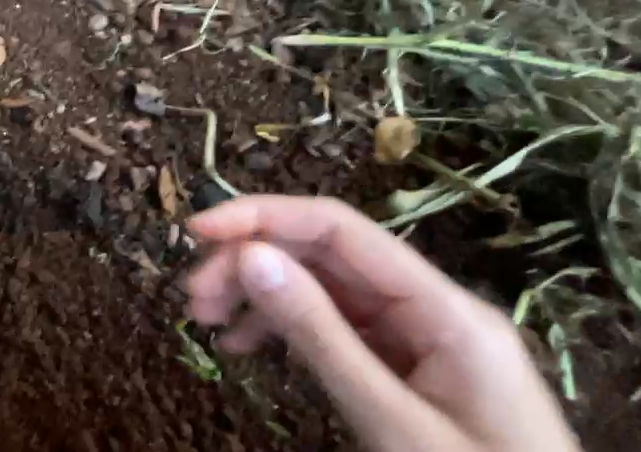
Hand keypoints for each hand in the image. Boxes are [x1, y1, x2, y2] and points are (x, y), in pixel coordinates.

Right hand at [186, 195, 581, 451]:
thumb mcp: (395, 423)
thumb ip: (321, 337)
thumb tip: (247, 254)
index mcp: (445, 310)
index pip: (337, 228)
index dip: (261, 216)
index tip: (195, 229)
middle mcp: (429, 307)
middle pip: (321, 255)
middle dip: (249, 264)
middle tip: (194, 296)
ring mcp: (416, 336)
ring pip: (317, 286)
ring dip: (257, 295)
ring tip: (207, 321)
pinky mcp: (403, 363)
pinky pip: (330, 324)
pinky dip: (280, 327)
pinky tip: (244, 346)